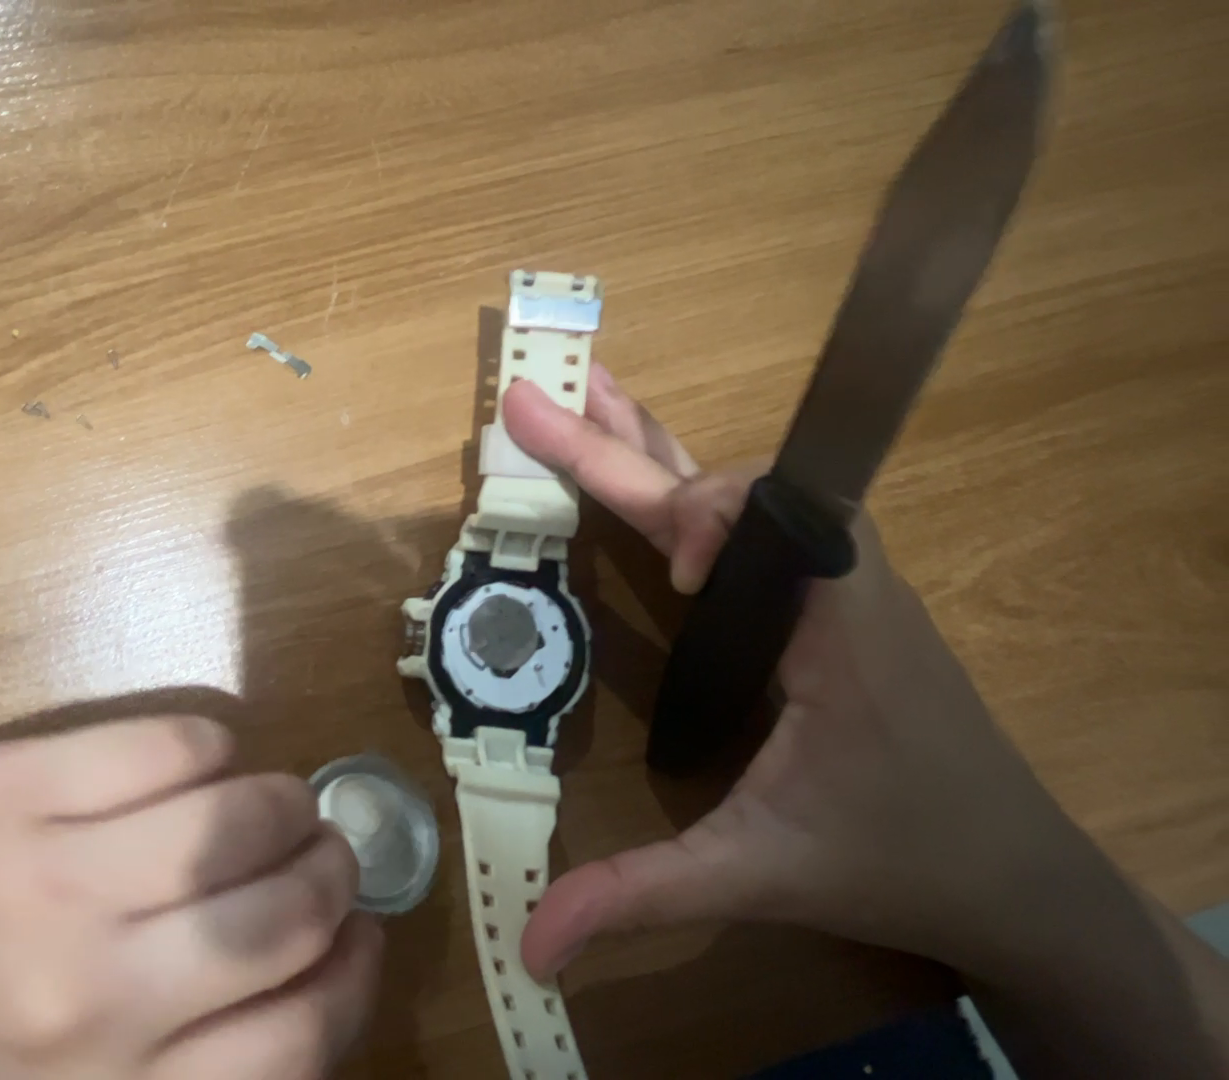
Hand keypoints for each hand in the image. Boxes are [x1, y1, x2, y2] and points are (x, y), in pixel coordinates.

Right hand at [499, 372, 1101, 981]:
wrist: (1012, 874)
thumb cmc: (894, 859)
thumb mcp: (755, 876)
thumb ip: (641, 895)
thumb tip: (531, 943)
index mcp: (838, 626)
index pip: (771, 520)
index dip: (708, 517)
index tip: (680, 581)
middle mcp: (835, 583)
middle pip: (721, 484)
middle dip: (623, 441)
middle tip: (546, 394)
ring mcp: (826, 584)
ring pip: (728, 491)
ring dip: (646, 448)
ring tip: (579, 409)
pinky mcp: (813, 598)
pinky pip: (738, 524)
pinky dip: (673, 490)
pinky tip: (639, 488)